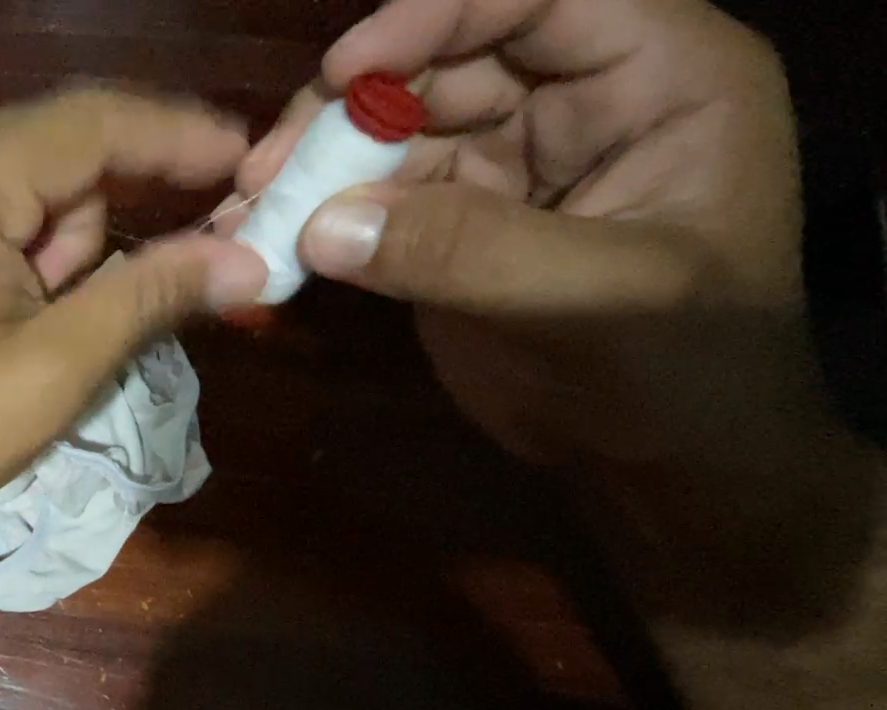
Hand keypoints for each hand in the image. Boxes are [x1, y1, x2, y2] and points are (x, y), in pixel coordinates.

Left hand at [0, 88, 267, 558]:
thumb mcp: (53, 371)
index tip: (251, 157)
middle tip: (96, 309)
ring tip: (29, 337)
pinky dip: (23, 262)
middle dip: (98, 226)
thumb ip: (150, 296)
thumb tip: (248, 257)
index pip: (89, 123)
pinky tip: (6, 325)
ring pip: (26, 193)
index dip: (178, 136)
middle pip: (56, 154)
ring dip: (57, 256)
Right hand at [231, 0, 831, 474]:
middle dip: (346, 112)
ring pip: (391, 140)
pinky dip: (317, 225)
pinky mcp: (444, 231)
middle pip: (442, 68)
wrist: (653, 454)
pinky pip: (370, 207)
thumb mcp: (591, 297)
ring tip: (247, 212)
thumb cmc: (676, 366)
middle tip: (262, 172)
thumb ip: (463, 251)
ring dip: (315, 172)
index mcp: (654, 79)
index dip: (437, 17)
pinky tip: (267, 244)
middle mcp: (571, 107)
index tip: (342, 73)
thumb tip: (320, 225)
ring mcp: (499, 172)